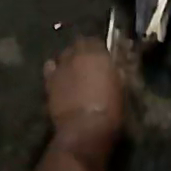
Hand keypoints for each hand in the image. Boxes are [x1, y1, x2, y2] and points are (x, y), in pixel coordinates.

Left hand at [43, 39, 122, 157]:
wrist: (84, 129)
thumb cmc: (109, 110)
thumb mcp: (121, 89)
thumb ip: (117, 71)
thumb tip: (116, 65)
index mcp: (98, 53)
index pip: (97, 41)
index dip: (100, 49)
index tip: (104, 57)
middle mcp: (77, 54)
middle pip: (79, 44)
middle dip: (84, 51)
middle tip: (90, 64)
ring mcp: (61, 65)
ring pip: (65, 54)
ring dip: (70, 60)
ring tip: (75, 71)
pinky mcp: (49, 79)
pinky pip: (51, 67)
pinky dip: (56, 69)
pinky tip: (60, 78)